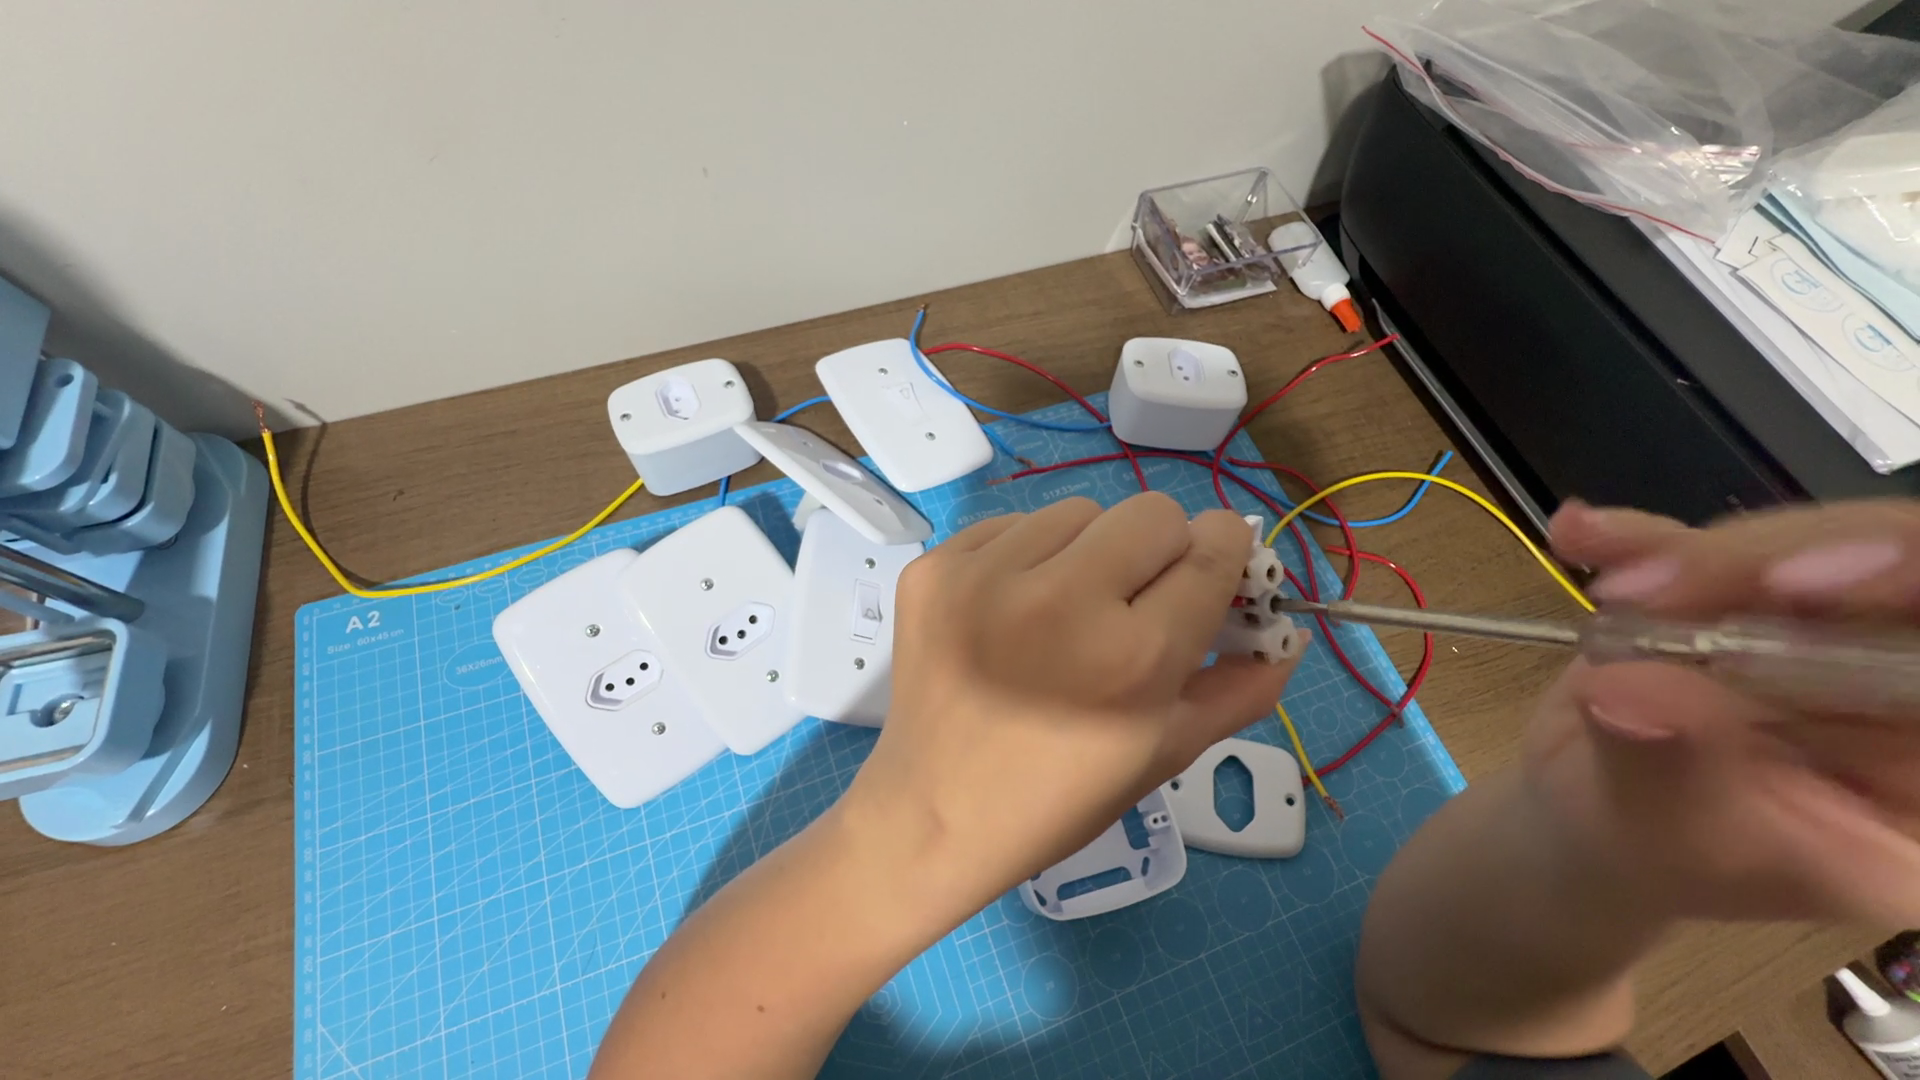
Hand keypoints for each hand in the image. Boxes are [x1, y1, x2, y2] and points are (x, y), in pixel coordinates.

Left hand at [841, 493, 1303, 914]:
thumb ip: (1242, 689)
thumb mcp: (1165, 755)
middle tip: (1133, 599)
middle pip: (1151, 512)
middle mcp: (1062, 598)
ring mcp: (986, 575)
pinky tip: (1009, 612)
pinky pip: (1011, 525)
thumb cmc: (1058, 800)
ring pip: (1078, 511)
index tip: (1208, 573)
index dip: (1223, 556)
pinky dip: (1025, 556)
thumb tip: (1286, 634)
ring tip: (1063, 611)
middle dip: (1161, 549)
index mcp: (1135, 654)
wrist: (933, 814)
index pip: (1213, 545)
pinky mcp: (936, 567)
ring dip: (1089, 550)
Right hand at [1525, 499, 1919, 924]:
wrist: (1584, 821)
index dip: (1910, 588)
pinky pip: (1702, 544)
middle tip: (1654, 587)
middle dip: (1775, 560)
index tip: (1792, 584)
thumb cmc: (1639, 850)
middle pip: (1894, 572)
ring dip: (1689, 555)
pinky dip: (1637, 535)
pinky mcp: (1734, 600)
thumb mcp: (1661, 828)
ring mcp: (1818, 637)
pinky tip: (1582, 535)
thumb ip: (1661, 763)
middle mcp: (1898, 688)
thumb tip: (1619, 693)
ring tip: (1607, 590)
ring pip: (1796, 546)